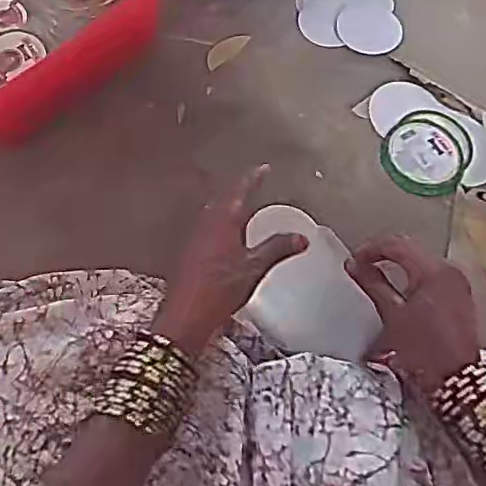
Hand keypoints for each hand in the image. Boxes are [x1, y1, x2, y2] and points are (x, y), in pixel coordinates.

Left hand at [154, 166, 307, 354]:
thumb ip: (277, 248)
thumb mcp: (255, 267)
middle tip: (253, 185)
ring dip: (228, 206)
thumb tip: (300, 237)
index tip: (263, 169)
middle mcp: (206, 223)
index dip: (252, 178)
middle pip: (223, 199)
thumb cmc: (219, 289)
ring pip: (213, 212)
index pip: (239, 191)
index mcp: (222, 220)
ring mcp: (195, 238)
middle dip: (239, 190)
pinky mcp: (189, 253)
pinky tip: (226, 237)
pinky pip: (207, 227)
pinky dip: (220, 223)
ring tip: (242, 207)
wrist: (185, 316)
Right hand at [344, 236, 479, 393]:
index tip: (355, 259)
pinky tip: (401, 289)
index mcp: (433, 271)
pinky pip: (434, 275)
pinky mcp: (461, 296)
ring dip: (400, 265)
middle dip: (385, 254)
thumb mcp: (392, 315)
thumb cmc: (424, 350)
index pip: (397, 245)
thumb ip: (372, 284)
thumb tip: (355, 265)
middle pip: (411, 250)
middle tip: (363, 265)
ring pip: (422, 261)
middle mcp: (449, 271)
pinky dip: (415, 276)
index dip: (371, 249)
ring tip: (378, 276)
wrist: (457, 380)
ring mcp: (458, 283)